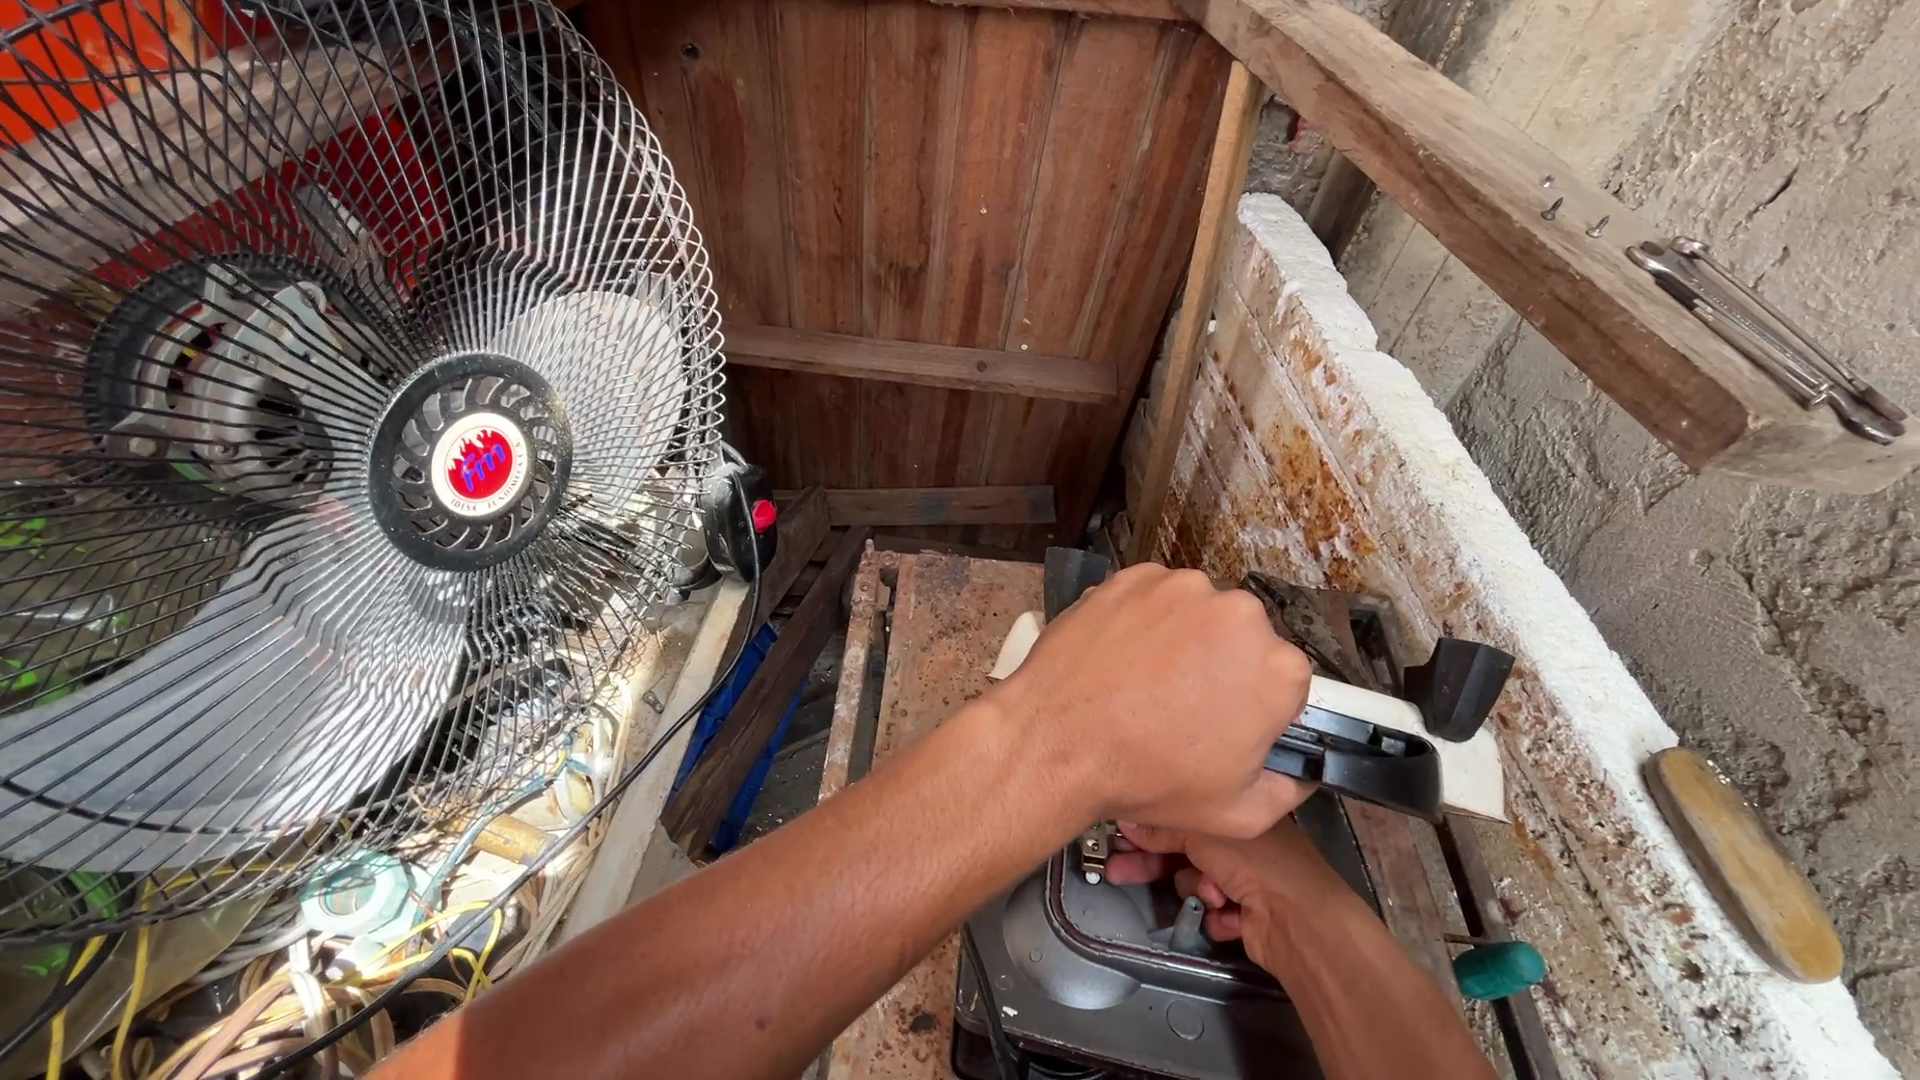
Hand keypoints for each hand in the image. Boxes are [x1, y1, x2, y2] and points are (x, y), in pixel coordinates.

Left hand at [987, 563, 1314, 838]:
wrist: (1056, 741)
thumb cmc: (1144, 777)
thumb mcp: (1237, 813)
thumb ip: (1290, 788)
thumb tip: (1302, 769)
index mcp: (1278, 669)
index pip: (1284, 679)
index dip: (1254, 704)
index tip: (1224, 721)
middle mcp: (1239, 615)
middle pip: (1242, 638)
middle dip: (1220, 664)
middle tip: (1178, 701)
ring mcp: (1182, 589)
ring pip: (1196, 612)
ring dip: (1181, 637)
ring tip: (1143, 679)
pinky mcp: (1135, 577)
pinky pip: (1152, 596)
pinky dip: (1141, 618)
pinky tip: (1121, 655)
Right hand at [1105, 818, 1346, 967]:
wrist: (1299, 922)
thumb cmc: (1257, 863)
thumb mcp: (1204, 833)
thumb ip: (1163, 828)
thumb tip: (1127, 821)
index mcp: (1239, 813)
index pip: (1186, 813)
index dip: (1154, 823)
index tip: (1122, 832)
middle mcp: (1241, 843)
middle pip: (1182, 849)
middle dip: (1154, 863)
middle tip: (1119, 871)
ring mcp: (1243, 880)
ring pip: (1193, 882)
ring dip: (1198, 890)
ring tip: (1214, 896)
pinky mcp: (1242, 914)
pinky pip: (1209, 911)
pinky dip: (1215, 914)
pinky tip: (1228, 913)